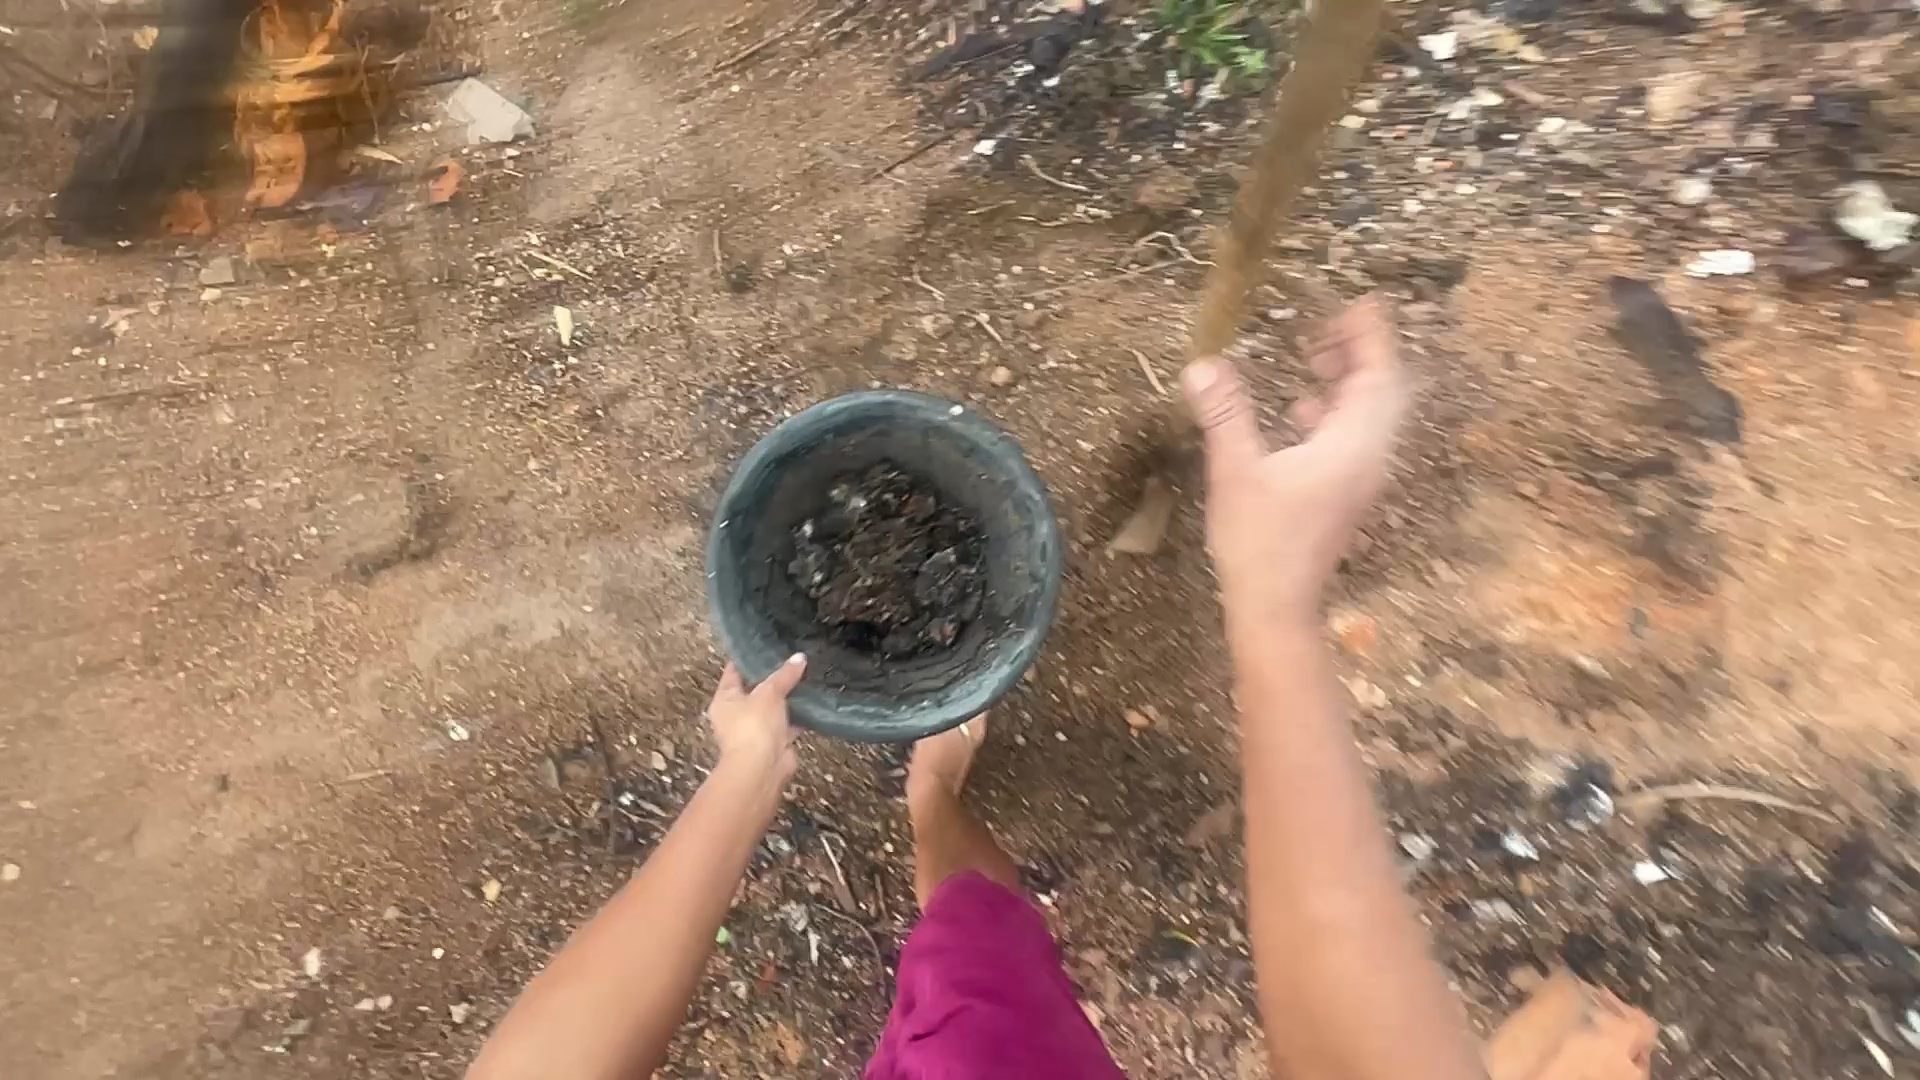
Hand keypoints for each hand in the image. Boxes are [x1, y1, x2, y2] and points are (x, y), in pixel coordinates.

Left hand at [707, 655, 806, 779]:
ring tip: (806, 674)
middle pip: (756, 689)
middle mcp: (737, 714)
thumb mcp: (769, 692)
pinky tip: (814, 700)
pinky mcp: (775, 742)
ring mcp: (756, 729)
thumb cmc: (754, 725)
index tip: (764, 644)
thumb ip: (784, 674)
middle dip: (773, 676)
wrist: (761, 768)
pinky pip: (788, 723)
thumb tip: (800, 657)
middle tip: (792, 657)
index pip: (734, 671)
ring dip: (788, 697)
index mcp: (725, 699)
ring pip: (774, 707)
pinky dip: (800, 715)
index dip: (748, 657)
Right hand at [1183, 295, 1408, 626]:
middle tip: (1322, 327)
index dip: (1372, 334)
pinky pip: (1350, 438)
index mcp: (1353, 445)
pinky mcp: (1343, 494)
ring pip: (1366, 416)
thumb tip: (1202, 365)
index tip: (1360, 300)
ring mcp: (1358, 478)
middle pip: (1380, 391)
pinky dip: (1331, 413)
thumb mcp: (1236, 471)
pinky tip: (1297, 412)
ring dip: (1344, 383)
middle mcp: (1368, 457)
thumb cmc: (1260, 540)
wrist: (1276, 606)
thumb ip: (1225, 415)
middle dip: (1357, 353)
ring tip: (1310, 358)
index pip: (1379, 374)